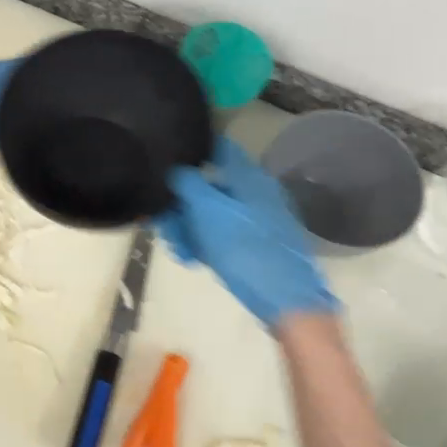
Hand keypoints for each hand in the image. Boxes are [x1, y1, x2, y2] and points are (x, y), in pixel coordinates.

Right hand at [157, 137, 336, 330]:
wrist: (285, 299)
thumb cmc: (244, 248)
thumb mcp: (208, 211)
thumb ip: (188, 184)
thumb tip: (176, 169)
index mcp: (248, 177)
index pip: (219, 148)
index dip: (193, 149)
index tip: (166, 159)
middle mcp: (254, 192)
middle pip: (209, 186)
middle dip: (181, 203)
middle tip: (161, 224)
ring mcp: (256, 219)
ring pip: (211, 213)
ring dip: (187, 227)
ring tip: (177, 249)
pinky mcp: (254, 244)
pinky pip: (221, 234)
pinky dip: (203, 241)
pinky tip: (192, 259)